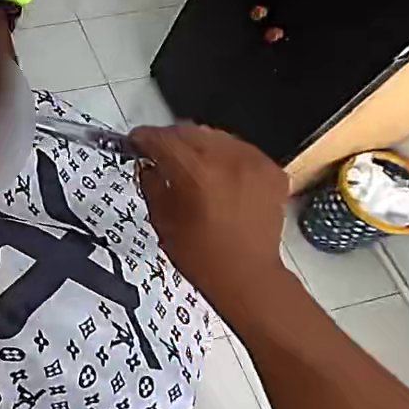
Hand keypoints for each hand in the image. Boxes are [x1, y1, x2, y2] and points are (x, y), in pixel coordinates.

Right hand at [130, 124, 292, 308]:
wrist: (247, 277)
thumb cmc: (203, 258)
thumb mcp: (163, 221)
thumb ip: (152, 185)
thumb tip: (148, 166)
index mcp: (196, 173)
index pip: (162, 139)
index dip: (144, 139)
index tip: (137, 141)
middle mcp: (228, 160)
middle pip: (190, 131)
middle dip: (171, 140)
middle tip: (161, 154)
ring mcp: (254, 163)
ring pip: (217, 137)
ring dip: (200, 146)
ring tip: (191, 166)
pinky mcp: (271, 170)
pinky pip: (242, 151)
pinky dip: (227, 158)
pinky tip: (220, 178)